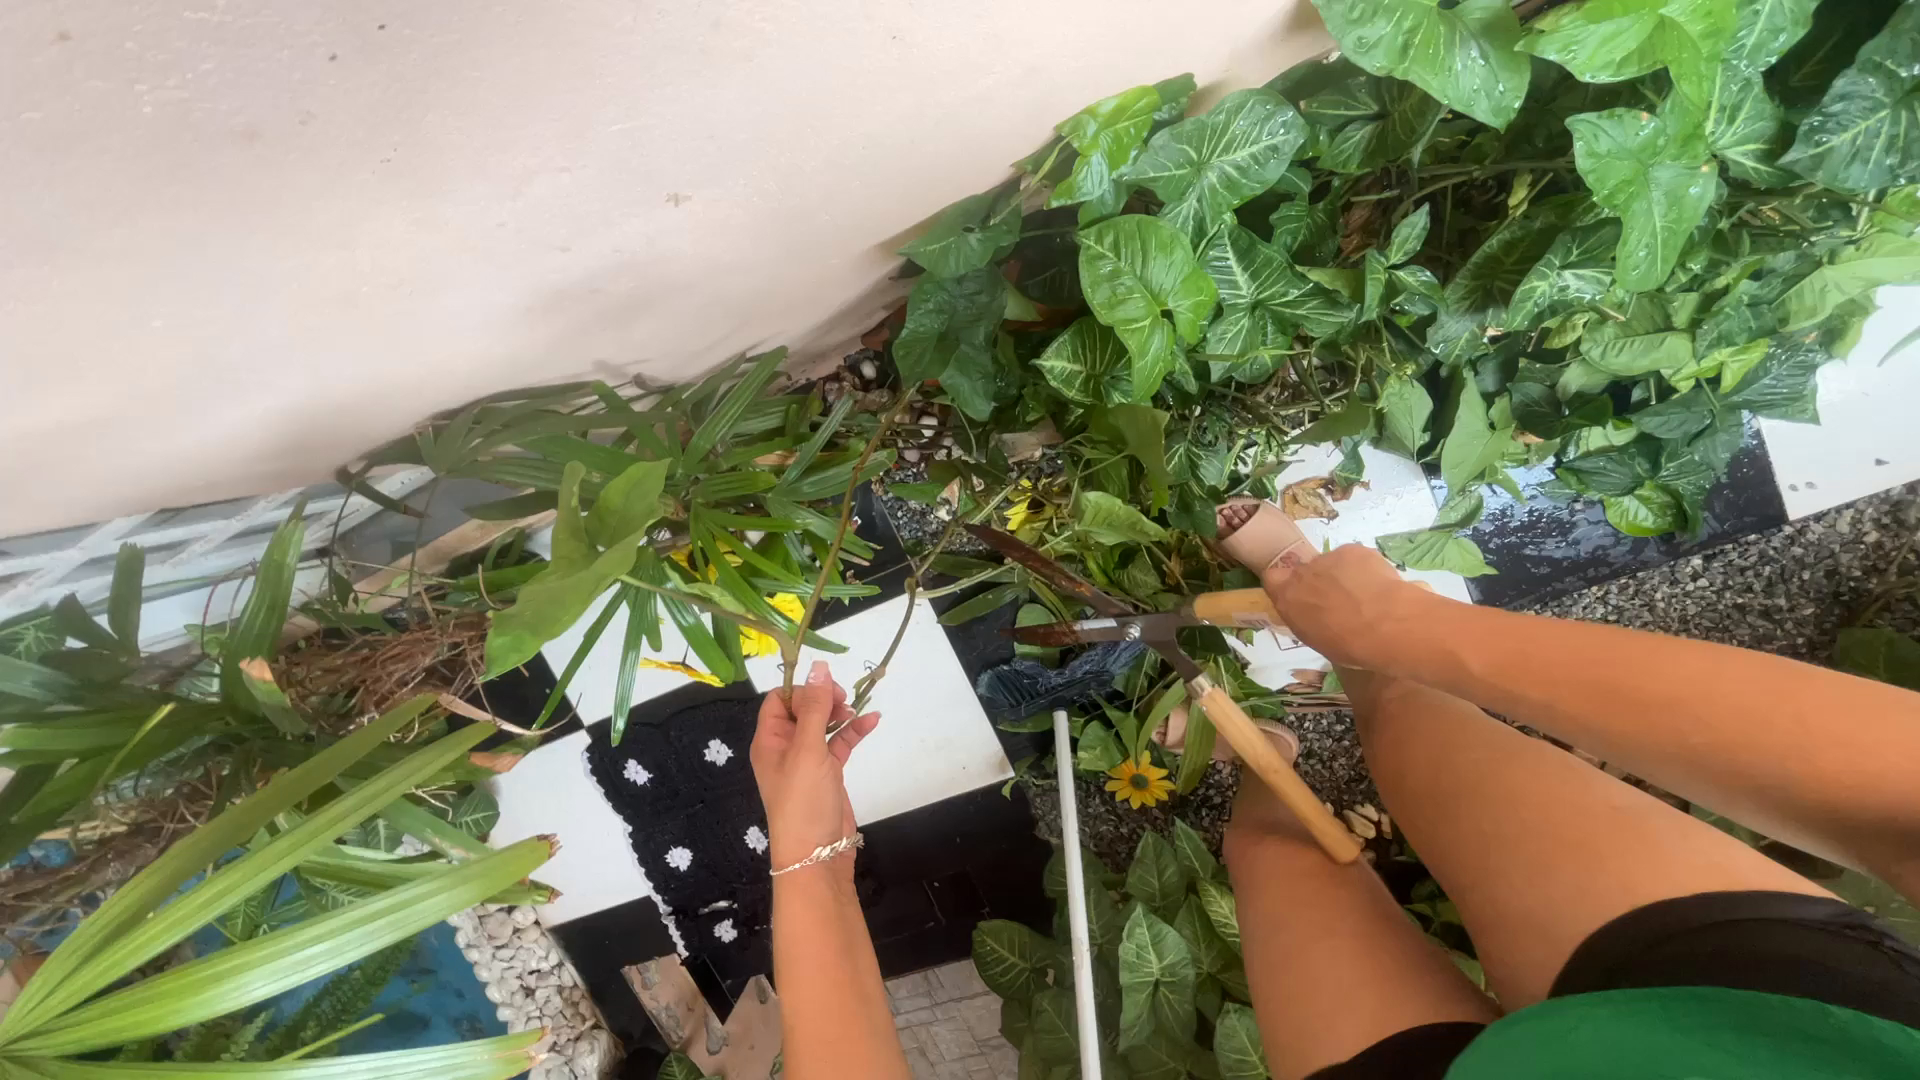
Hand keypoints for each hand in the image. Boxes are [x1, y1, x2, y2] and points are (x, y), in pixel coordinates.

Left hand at [750, 660, 880, 874]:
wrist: (817, 856)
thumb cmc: (803, 801)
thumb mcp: (808, 750)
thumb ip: (815, 708)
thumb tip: (819, 667)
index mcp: (769, 741)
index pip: (779, 700)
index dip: (801, 690)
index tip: (825, 690)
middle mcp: (785, 748)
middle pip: (803, 709)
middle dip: (824, 698)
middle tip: (843, 700)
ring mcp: (808, 761)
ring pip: (824, 724)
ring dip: (841, 713)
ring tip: (856, 709)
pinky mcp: (829, 773)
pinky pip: (841, 743)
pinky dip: (854, 731)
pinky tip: (873, 721)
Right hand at [1261, 544, 1430, 671]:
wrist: (1387, 626)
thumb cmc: (1349, 645)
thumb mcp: (1316, 638)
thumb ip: (1306, 617)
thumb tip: (1315, 613)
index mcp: (1287, 598)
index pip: (1273, 579)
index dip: (1285, 584)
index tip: (1300, 596)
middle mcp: (1301, 574)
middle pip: (1304, 571)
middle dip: (1318, 581)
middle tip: (1340, 600)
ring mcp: (1327, 558)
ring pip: (1332, 563)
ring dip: (1343, 575)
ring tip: (1366, 595)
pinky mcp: (1353, 550)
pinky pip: (1354, 557)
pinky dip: (1364, 567)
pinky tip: (1379, 585)